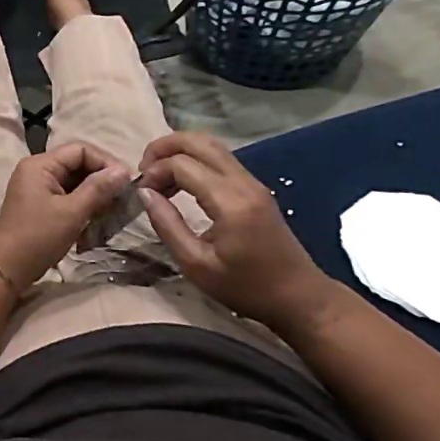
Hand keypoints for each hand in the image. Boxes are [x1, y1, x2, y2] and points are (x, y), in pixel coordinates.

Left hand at [0, 143, 132, 289]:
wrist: (8, 267)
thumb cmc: (38, 237)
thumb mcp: (72, 212)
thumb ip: (98, 189)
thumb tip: (123, 171)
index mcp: (40, 165)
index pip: (80, 150)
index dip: (106, 162)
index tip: (128, 181)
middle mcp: (37, 170)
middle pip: (78, 164)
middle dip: (102, 179)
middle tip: (124, 198)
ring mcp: (39, 188)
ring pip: (75, 182)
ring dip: (96, 194)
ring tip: (114, 210)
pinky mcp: (42, 204)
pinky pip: (68, 196)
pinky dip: (84, 205)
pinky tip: (99, 219)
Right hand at [136, 132, 334, 326]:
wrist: (300, 299)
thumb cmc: (246, 288)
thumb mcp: (195, 264)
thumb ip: (166, 224)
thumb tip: (144, 193)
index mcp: (230, 202)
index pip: (182, 164)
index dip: (154, 172)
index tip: (140, 192)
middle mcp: (243, 183)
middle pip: (198, 141)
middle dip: (163, 148)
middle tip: (143, 171)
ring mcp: (253, 183)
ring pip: (210, 146)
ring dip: (178, 153)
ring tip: (158, 177)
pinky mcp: (255, 189)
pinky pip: (220, 160)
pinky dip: (193, 162)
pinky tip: (179, 184)